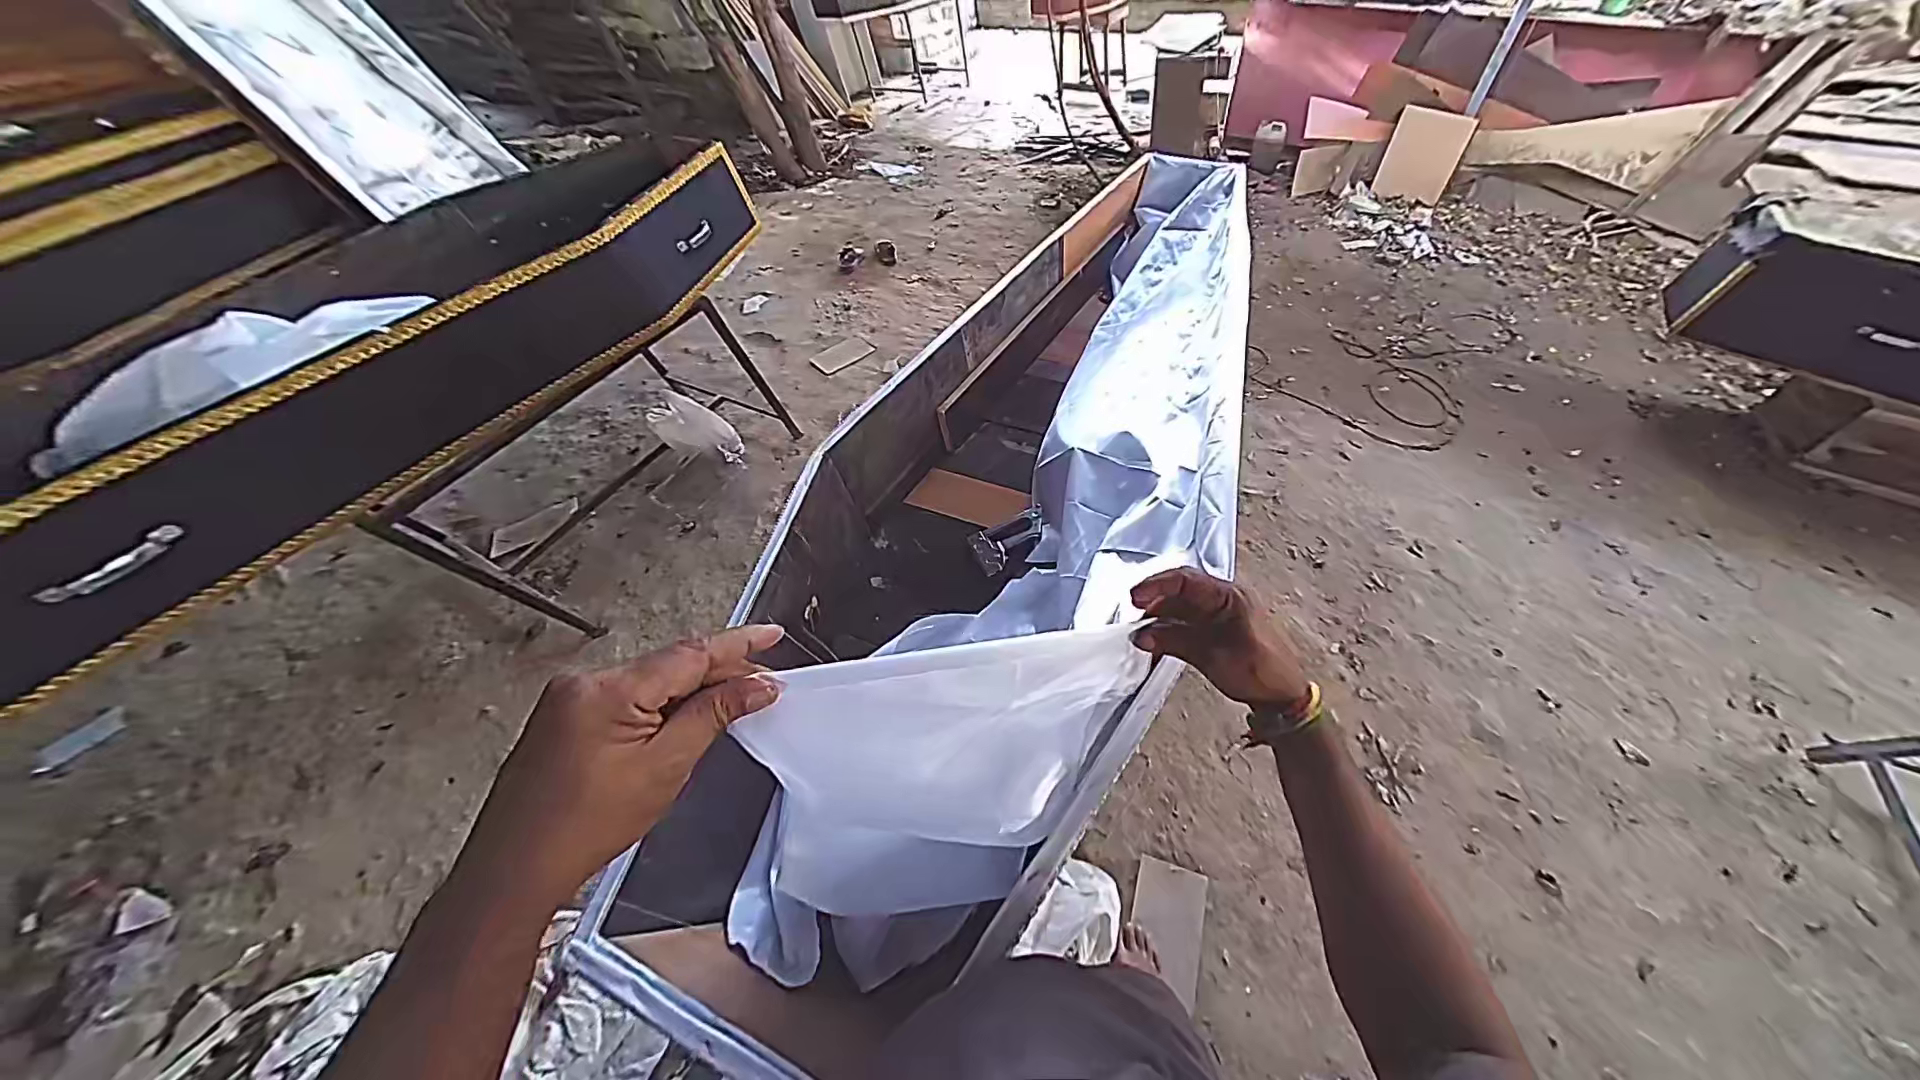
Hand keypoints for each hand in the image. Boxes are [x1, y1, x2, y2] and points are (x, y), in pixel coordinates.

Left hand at [455, 625, 784, 911]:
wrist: (514, 870)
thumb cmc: (581, 828)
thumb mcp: (665, 767)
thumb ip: (713, 715)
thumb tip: (755, 687)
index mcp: (609, 690)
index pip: (691, 653)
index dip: (738, 643)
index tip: (770, 635)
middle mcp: (586, 681)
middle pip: (672, 662)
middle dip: (720, 671)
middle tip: (762, 684)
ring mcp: (571, 695)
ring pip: (653, 677)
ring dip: (693, 687)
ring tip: (731, 702)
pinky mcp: (567, 712)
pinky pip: (630, 692)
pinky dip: (664, 700)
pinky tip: (686, 715)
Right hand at [1131, 568, 1309, 708]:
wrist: (1282, 696)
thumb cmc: (1262, 672)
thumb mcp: (1214, 657)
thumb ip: (1175, 642)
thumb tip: (1141, 635)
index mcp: (1229, 597)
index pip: (1186, 580)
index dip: (1157, 585)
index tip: (1135, 597)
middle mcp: (1220, 599)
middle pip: (1178, 589)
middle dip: (1152, 599)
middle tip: (1130, 613)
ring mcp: (1214, 613)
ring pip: (1176, 605)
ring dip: (1155, 616)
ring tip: (1138, 630)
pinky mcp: (1208, 628)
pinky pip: (1180, 621)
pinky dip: (1163, 629)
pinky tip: (1151, 639)